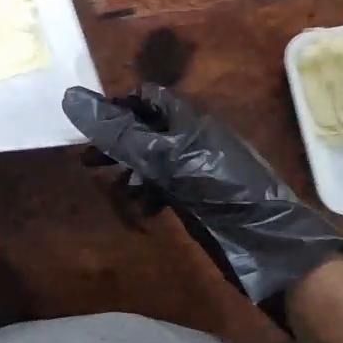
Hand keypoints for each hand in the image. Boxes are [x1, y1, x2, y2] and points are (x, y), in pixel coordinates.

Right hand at [62, 84, 342, 314]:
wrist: (270, 245)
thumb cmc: (218, 191)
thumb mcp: (165, 160)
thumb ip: (120, 133)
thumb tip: (71, 97)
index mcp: (188, 118)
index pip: (144, 96)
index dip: (115, 107)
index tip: (88, 129)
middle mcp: (193, 135)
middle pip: (146, 127)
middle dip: (117, 143)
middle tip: (89, 163)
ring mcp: (199, 166)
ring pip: (154, 158)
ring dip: (131, 170)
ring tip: (118, 192)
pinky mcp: (203, 194)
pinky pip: (167, 183)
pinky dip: (151, 192)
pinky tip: (144, 210)